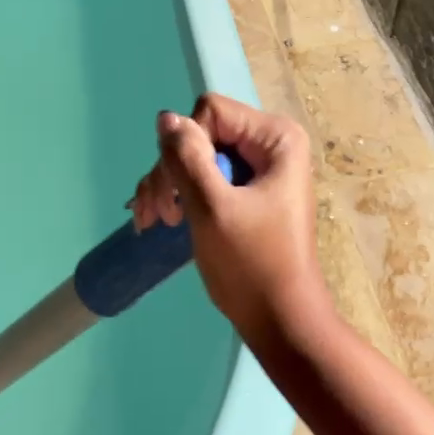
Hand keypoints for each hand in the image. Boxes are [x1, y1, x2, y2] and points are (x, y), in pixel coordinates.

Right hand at [131, 94, 334, 347]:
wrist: (280, 321)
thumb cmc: (252, 265)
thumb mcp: (213, 207)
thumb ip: (187, 157)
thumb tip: (166, 118)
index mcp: (277, 138)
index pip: (211, 113)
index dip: (185, 146)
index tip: (173, 192)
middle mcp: (271, 145)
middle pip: (202, 134)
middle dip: (171, 171)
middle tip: (156, 215)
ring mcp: (260, 169)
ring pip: (197, 156)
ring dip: (168, 186)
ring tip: (153, 222)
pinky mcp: (247, 192)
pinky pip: (205, 178)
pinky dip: (181, 196)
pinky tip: (162, 222)